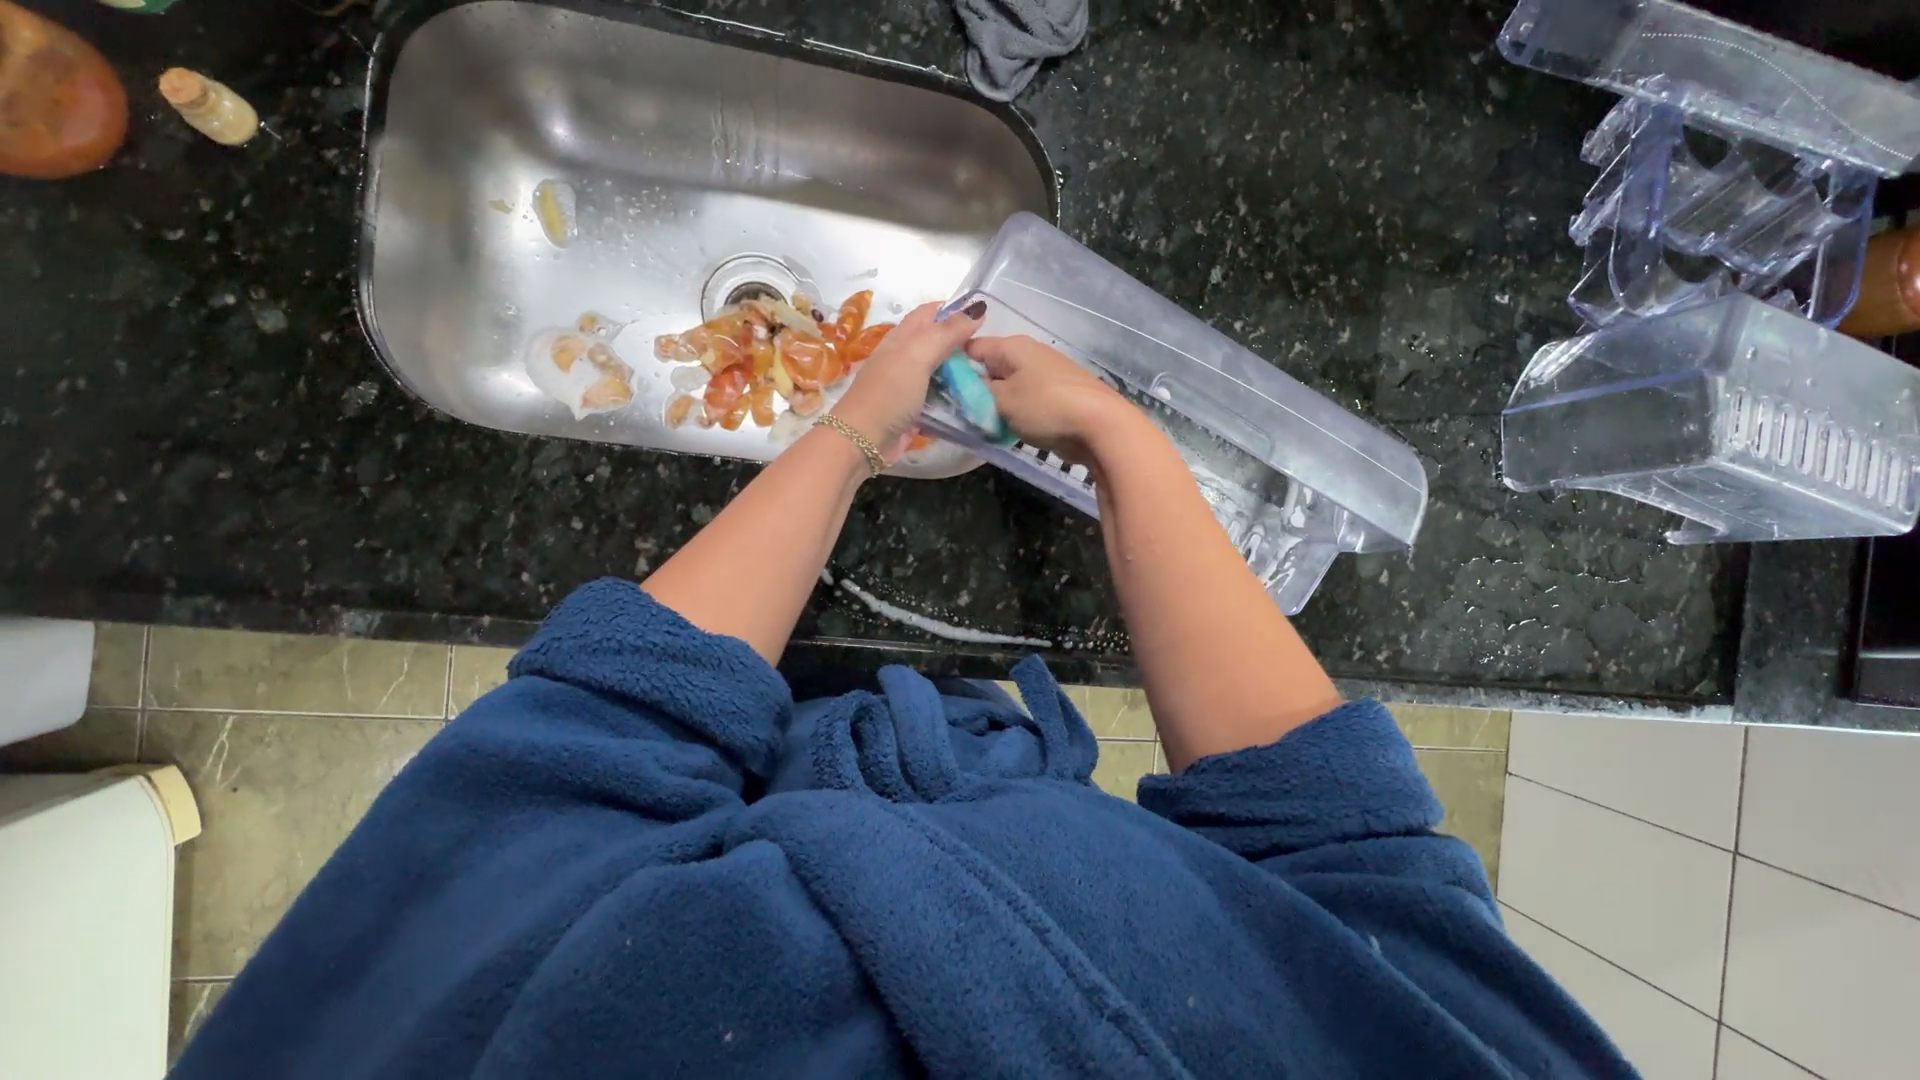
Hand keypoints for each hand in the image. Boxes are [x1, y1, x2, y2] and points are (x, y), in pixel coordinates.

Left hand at [831, 301, 985, 461]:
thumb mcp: (917, 356)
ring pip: (941, 372)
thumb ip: (946, 333)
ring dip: (962, 373)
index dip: (955, 310)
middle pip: (938, 343)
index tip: (983, 318)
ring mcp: (908, 385)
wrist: (862, 441)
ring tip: (989, 377)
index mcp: (902, 338)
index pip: (931, 313)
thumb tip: (977, 309)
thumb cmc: (889, 394)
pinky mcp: (913, 410)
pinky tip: (974, 402)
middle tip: (991, 354)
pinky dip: (954, 399)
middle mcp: (905, 358)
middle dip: (963, 344)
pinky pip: (938, 399)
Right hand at [966, 335, 1138, 466]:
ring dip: (995, 405)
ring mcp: (1047, 374)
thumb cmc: (1046, 407)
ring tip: (981, 425)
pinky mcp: (1059, 397)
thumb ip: (977, 393)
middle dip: (974, 389)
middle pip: (990, 367)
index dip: (952, 365)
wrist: (1100, 426)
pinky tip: (1008, 431)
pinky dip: (1015, 414)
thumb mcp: (1001, 401)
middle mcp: (1030, 353)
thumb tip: (964, 389)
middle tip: (957, 413)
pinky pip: (1026, 402)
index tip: (939, 388)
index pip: (971, 347)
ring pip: (1008, 387)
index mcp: (1012, 346)